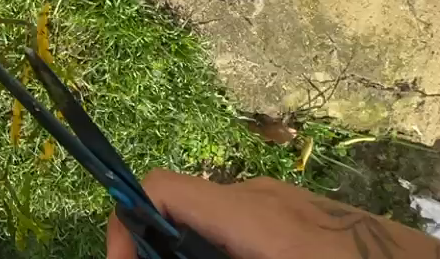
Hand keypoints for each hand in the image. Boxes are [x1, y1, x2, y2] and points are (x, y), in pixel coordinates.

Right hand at [105, 171, 439, 258]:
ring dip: (202, 256)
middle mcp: (260, 196)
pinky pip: (252, 233)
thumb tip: (152, 254)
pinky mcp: (313, 221)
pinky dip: (235, 255)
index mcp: (250, 214)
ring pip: (219, 227)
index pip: (158, 188)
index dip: (126, 224)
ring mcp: (290, 206)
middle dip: (164, 252)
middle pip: (183, 212)